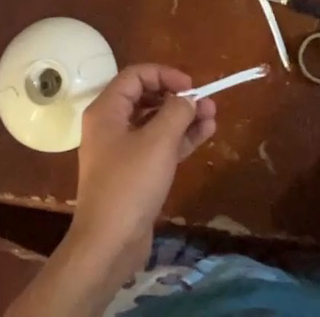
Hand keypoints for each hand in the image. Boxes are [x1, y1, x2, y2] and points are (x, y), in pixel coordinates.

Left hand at [72, 64, 217, 272]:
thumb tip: (188, 99)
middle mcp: (111, 125)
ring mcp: (121, 151)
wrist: (109, 244)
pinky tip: (205, 135)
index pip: (136, 76)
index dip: (165, 74)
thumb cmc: (130, 184)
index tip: (190, 86)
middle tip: (207, 103)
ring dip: (183, 118)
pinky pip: (158, 146)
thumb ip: (176, 112)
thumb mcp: (158, 142)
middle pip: (146, 98)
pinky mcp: (133, 173)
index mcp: (107, 110)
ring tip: (213, 117)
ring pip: (155, 123)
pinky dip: (179, 139)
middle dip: (178, 98)